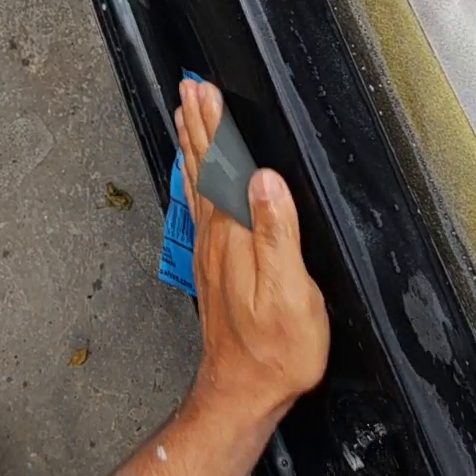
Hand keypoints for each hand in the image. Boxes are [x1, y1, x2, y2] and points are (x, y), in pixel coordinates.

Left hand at [174, 79, 329, 425]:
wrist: (242, 388)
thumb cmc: (274, 347)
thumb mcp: (290, 292)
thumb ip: (277, 233)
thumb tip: (267, 178)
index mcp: (235, 232)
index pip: (222, 164)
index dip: (216, 125)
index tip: (207, 90)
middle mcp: (216, 232)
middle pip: (203, 164)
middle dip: (198, 122)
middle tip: (190, 86)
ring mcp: (210, 245)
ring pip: (196, 179)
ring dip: (191, 142)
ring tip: (185, 112)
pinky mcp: (212, 259)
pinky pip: (197, 201)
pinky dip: (192, 174)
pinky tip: (190, 168)